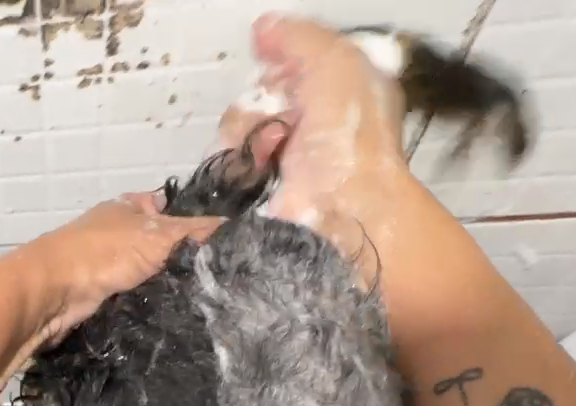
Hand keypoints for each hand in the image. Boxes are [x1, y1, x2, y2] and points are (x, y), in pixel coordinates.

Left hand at [7, 192, 221, 349]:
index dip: (194, 226)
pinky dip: (144, 307)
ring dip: (164, 290)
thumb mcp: (159, 235)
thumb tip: (238, 228)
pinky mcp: (96, 299)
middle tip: (214, 284)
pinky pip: (130, 302)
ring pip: (145, 278)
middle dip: (181, 264)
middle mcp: (116, 234)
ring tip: (198, 305)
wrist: (50, 293)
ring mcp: (103, 268)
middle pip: (159, 248)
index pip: (170, 211)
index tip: (222, 249)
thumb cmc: (103, 253)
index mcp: (129, 208)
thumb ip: (197, 232)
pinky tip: (167, 318)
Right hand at [217, 14, 418, 256]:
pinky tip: (258, 171)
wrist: (339, 208)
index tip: (272, 66)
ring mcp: (276, 162)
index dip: (277, 64)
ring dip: (247, 136)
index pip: (287, 68)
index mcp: (333, 92)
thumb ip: (299, 39)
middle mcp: (303, 127)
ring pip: (233, 133)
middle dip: (259, 105)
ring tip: (272, 151)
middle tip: (282, 119)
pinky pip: (224, 167)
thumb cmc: (351, 141)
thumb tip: (262, 28)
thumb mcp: (336, 64)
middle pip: (252, 99)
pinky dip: (237, 164)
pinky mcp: (252, 191)